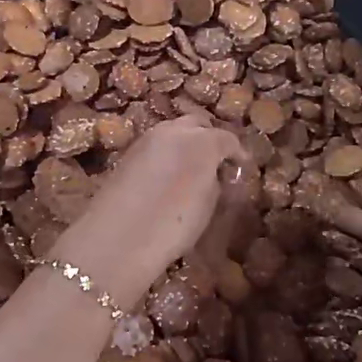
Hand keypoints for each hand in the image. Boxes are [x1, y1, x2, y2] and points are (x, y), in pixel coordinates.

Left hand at [53, 115, 246, 309]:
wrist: (119, 237)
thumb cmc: (175, 223)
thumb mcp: (209, 205)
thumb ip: (217, 183)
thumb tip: (216, 176)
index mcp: (203, 141)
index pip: (228, 140)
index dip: (238, 154)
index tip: (243, 169)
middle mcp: (174, 131)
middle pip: (198, 124)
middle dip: (210, 139)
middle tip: (216, 163)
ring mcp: (147, 139)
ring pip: (173, 132)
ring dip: (186, 144)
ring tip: (191, 170)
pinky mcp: (127, 153)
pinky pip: (155, 146)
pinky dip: (166, 154)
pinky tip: (167, 177)